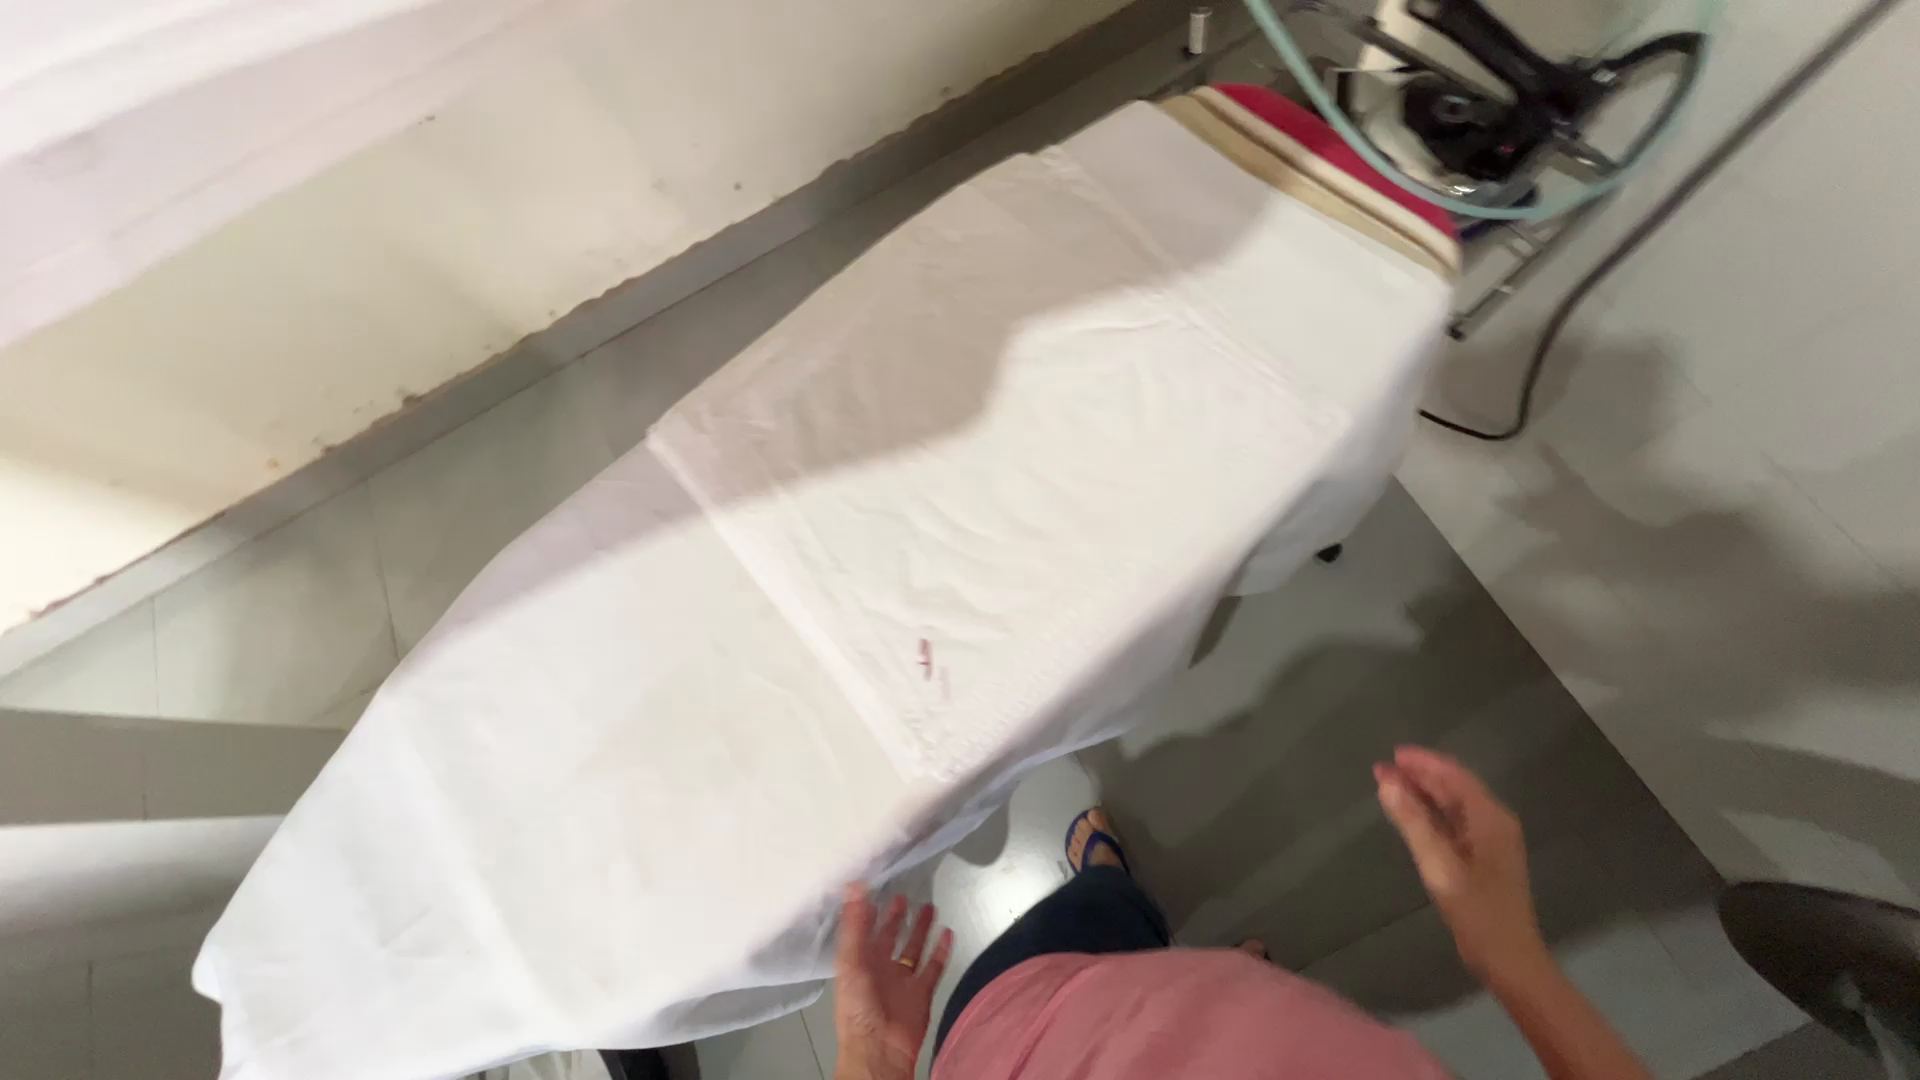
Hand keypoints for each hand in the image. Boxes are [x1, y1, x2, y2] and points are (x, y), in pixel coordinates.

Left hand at [833, 884, 953, 1079]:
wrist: (879, 1050)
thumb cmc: (858, 1006)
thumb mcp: (851, 961)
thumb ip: (854, 924)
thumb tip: (853, 886)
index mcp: (860, 961)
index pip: (865, 930)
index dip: (869, 911)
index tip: (876, 888)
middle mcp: (881, 969)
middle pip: (891, 938)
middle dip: (897, 918)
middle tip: (904, 896)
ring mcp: (903, 981)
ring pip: (914, 949)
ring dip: (921, 929)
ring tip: (930, 907)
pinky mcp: (922, 993)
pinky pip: (933, 968)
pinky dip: (941, 951)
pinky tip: (948, 934)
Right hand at [1375, 746, 1551, 984]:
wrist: (1509, 958)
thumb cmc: (1477, 910)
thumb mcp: (1440, 865)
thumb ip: (1413, 821)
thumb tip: (1386, 782)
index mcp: (1490, 819)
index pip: (1454, 776)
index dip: (1424, 762)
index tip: (1393, 753)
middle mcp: (1493, 823)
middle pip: (1453, 787)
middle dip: (1419, 775)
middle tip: (1382, 768)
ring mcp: (1488, 841)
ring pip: (1451, 804)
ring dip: (1421, 792)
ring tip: (1388, 784)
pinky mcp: (1481, 857)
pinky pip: (1451, 822)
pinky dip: (1428, 812)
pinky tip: (1408, 813)